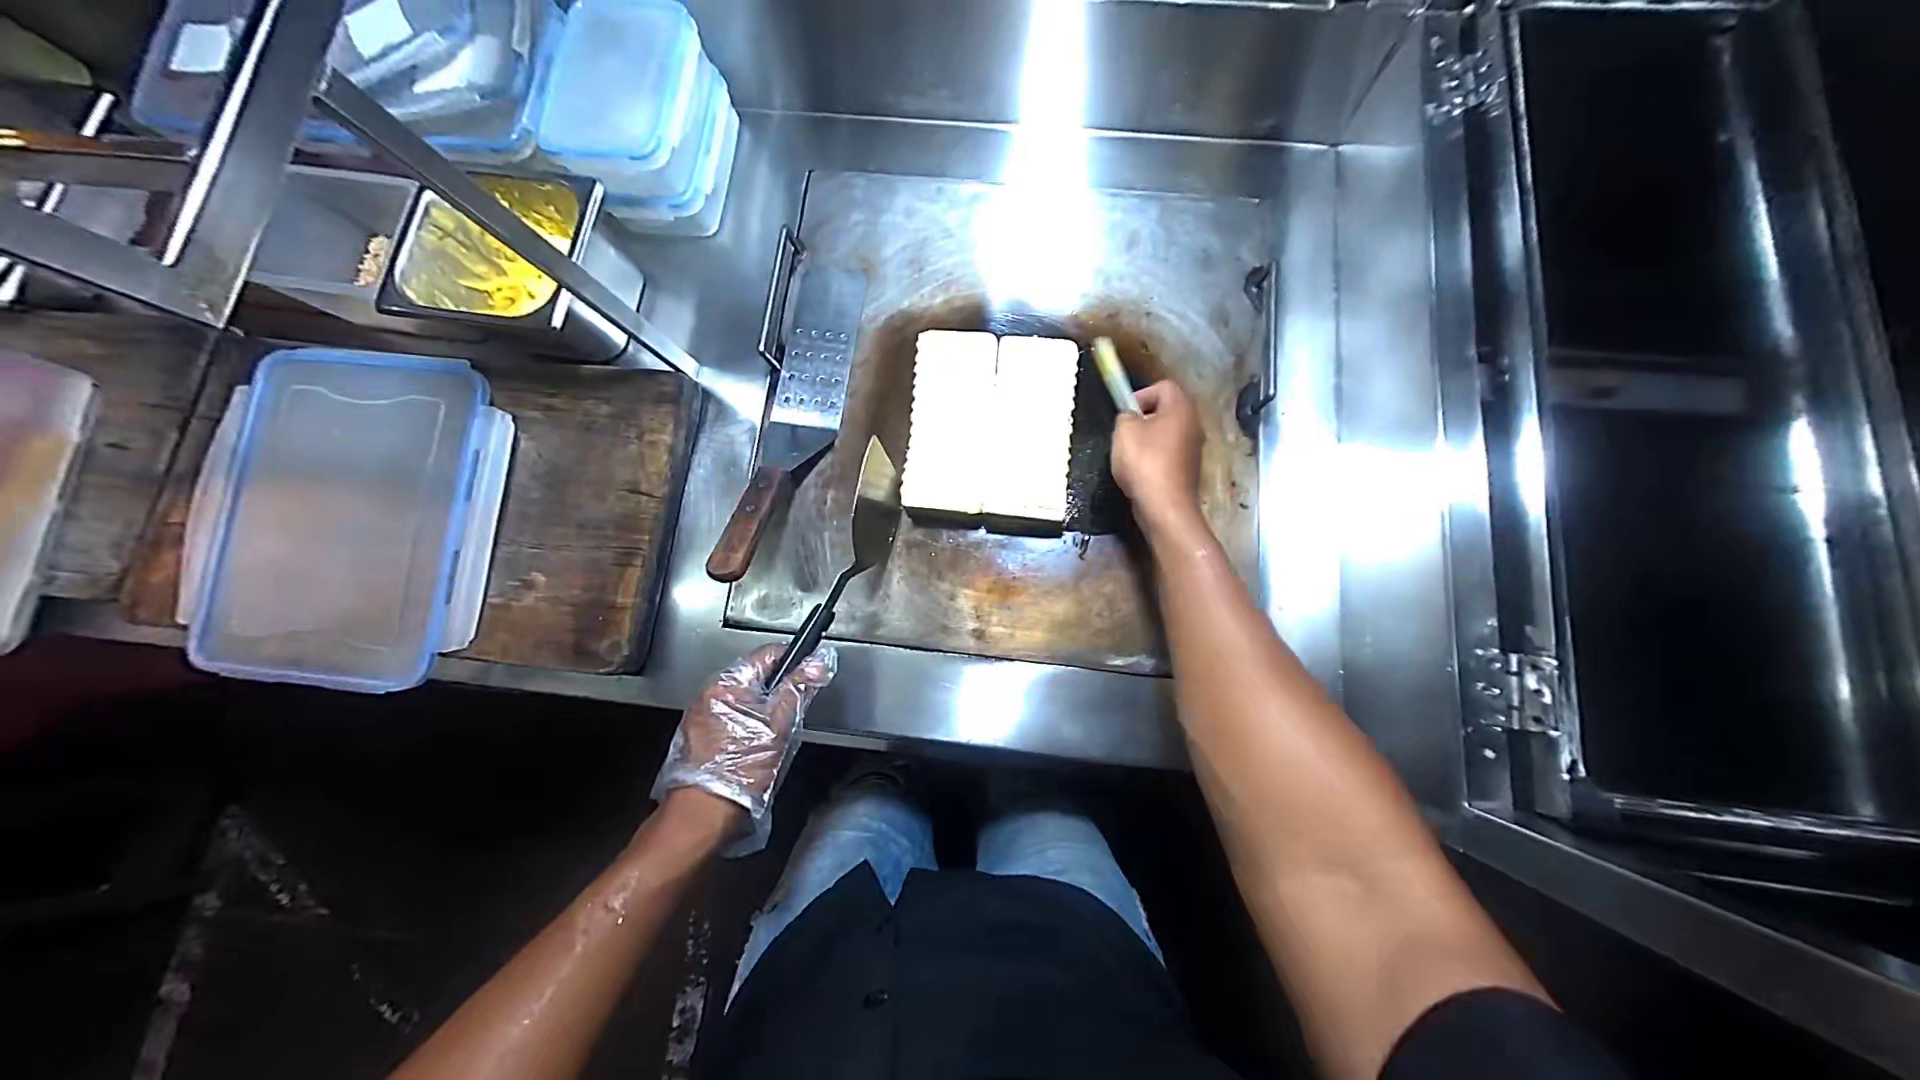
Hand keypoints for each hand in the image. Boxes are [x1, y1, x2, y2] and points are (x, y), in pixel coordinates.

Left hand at [652, 644, 837, 820]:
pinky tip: (751, 746)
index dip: (795, 660)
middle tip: (791, 713)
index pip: (769, 653)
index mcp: (729, 683)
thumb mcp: (780, 725)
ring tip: (770, 734)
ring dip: (760, 708)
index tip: (809, 673)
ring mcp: (700, 713)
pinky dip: (744, 724)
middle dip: (777, 690)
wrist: (703, 813)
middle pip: (755, 676)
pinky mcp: (696, 734)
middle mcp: (709, 692)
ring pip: (743, 698)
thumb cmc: (739, 772)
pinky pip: (728, 716)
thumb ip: (800, 688)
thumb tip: (818, 662)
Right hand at [1111, 380, 1203, 533]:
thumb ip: (1125, 416)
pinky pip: (1167, 455)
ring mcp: (1193, 448)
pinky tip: (1140, 473)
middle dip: (1142, 419)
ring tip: (1129, 456)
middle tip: (1125, 433)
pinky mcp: (1187, 469)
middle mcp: (1193, 424)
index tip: (1125, 413)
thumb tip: (1130, 417)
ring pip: (1165, 434)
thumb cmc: (1144, 463)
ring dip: (1146, 441)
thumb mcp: (1124, 431)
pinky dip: (1153, 459)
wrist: (1164, 507)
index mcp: (1181, 408)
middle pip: (1165, 410)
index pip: (1163, 386)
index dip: (1140, 394)